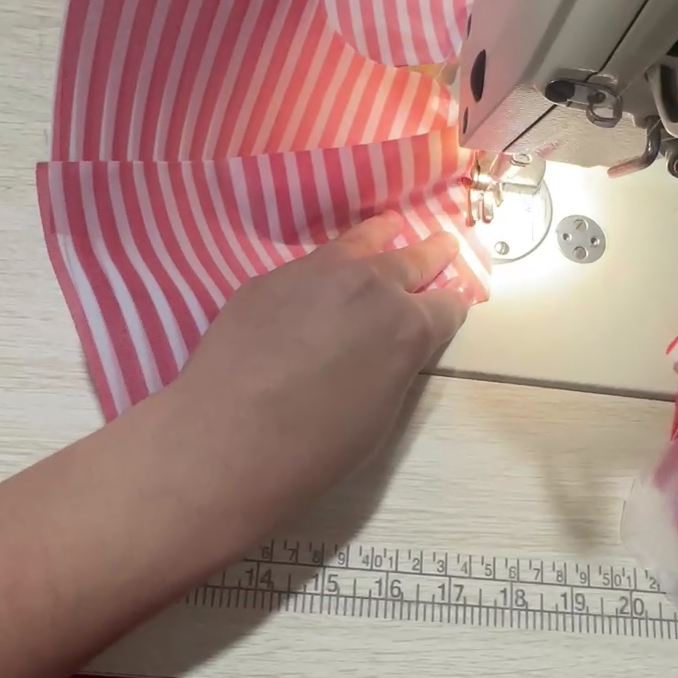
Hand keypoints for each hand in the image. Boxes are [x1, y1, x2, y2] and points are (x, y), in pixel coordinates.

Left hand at [155, 213, 471, 524]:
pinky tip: (315, 283)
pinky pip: (309, 265)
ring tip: (387, 227)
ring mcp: (315, 274)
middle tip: (445, 243)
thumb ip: (394, 367)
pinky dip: (324, 269)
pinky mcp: (269, 277)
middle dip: (432, 255)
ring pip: (359, 243)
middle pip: (411, 259)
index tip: (450, 308)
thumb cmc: (315, 449)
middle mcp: (369, 286)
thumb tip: (391, 348)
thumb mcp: (380, 415)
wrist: (227, 439)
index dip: (451, 310)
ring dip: (378, 239)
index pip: (448, 306)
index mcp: (407, 326)